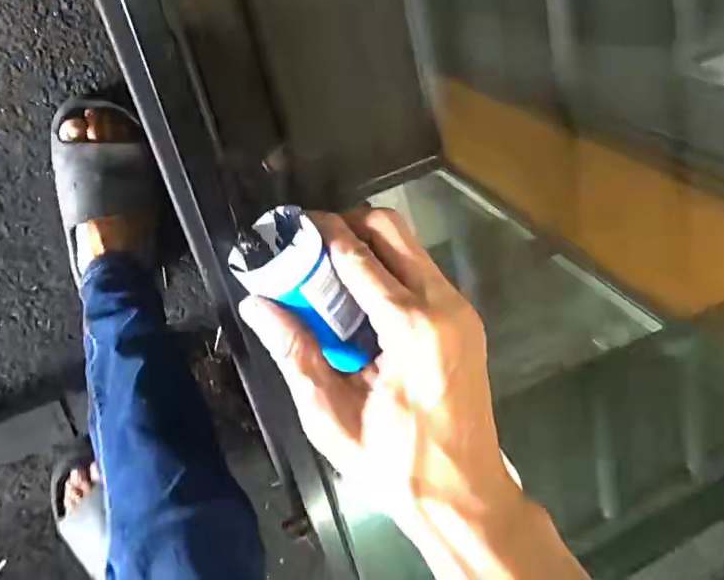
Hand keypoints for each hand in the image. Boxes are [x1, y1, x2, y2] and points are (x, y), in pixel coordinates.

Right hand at [239, 207, 585, 578]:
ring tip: (330, 268)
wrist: (468, 500)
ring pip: (407, 241)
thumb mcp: (332, 415)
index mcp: (411, 328)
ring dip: (366, 241)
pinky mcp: (463, 315)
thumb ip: (294, 351)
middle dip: (345, 223)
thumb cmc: (396, 464)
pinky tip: (361, 295)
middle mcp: (441, 304)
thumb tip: (255, 304)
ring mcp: (458, 307)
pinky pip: (418, 265)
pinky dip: (386, 262)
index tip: (290, 226)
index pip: (356, 255)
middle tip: (311, 245)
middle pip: (389, 227)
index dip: (319, 231)